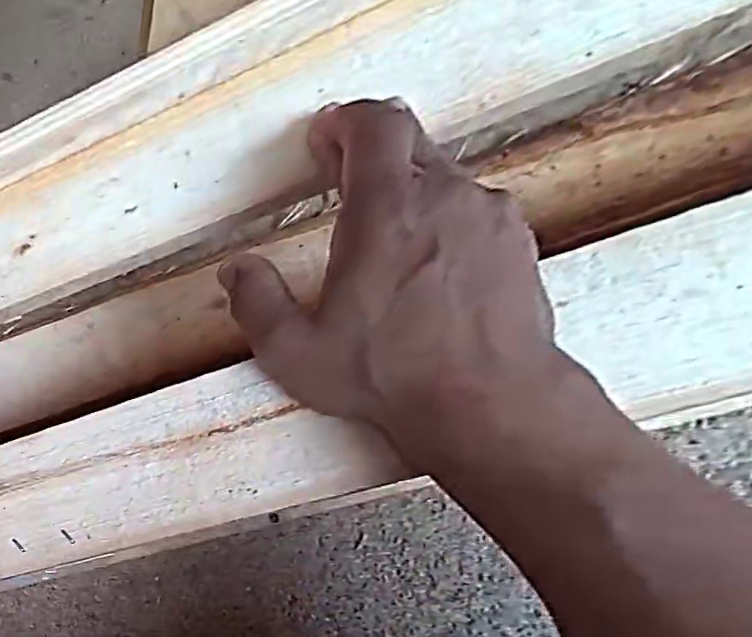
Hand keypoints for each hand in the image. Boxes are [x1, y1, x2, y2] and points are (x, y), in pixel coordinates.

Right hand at [217, 99, 594, 472]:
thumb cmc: (385, 375)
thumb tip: (236, 269)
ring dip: (404, 189)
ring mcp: (489, 218)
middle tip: (339, 169)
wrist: (484, 399)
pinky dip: (439, 219)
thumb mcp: (293, 350)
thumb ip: (256, 303)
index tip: (326, 131)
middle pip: (410, 145)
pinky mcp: (516, 244)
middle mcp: (445, 198)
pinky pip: (471, 211)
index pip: (375, 128)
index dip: (347, 122)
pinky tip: (421, 262)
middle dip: (369, 151)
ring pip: (442, 179)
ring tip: (378, 227)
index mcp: (386, 213)